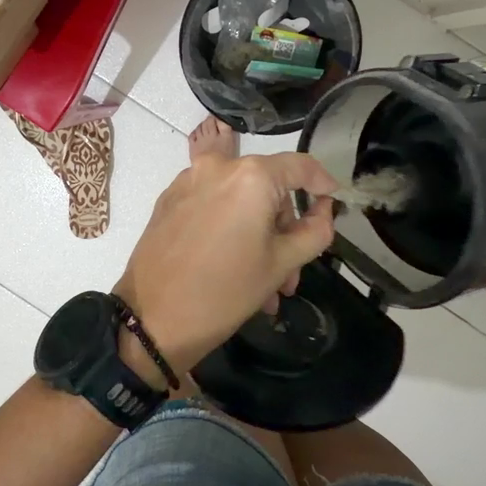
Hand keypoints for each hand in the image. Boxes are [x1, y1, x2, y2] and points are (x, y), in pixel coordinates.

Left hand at [115, 152, 337, 371]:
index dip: (322, 183)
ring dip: (256, 234)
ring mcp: (188, 182)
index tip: (334, 201)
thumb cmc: (224, 291)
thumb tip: (324, 209)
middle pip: (267, 188)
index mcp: (251, 176)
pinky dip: (229, 228)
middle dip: (283, 228)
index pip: (300, 166)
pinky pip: (213, 206)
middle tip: (289, 274)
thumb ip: (314, 231)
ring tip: (263, 285)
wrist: (152, 319)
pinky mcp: (169, 200)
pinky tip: (231, 268)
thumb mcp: (281, 264)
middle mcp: (217, 167)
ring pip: (239, 200)